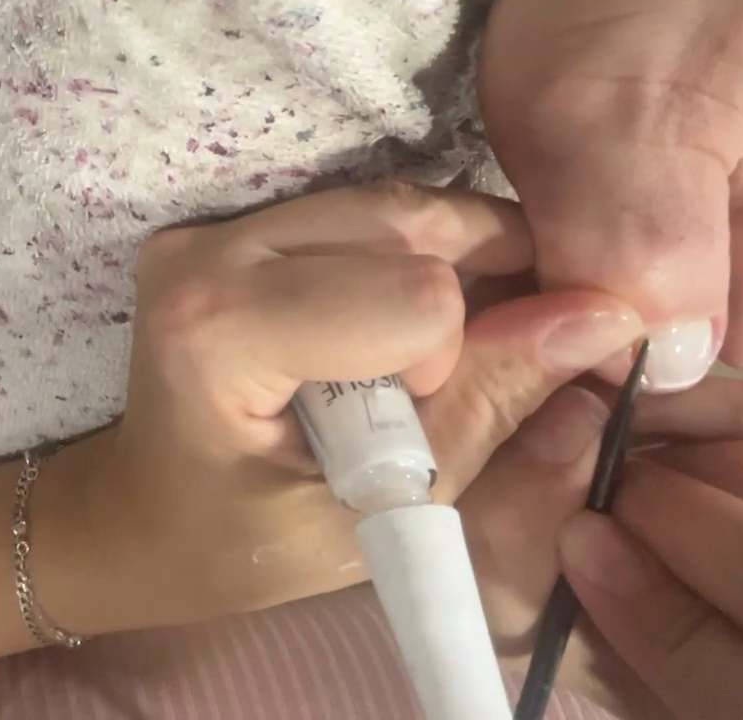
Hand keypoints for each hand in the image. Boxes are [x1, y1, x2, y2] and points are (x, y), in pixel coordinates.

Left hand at [42, 183, 643, 632]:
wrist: (140, 511)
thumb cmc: (241, 539)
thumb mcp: (375, 512)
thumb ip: (486, 407)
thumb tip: (602, 315)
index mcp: (219, 329)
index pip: (411, 293)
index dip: (450, 354)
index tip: (419, 412)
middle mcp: (201, 253)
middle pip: (400, 220)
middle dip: (471, 280)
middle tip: (470, 358)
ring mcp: (201, 229)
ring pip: (380, 203)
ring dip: (440, 261)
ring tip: (423, 348)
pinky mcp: (215, 225)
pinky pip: (344, 210)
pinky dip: (396, 253)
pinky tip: (388, 313)